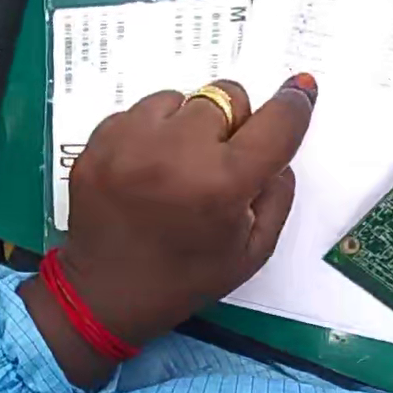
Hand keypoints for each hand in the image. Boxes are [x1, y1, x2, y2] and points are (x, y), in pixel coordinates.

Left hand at [22, 75, 318, 387]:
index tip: (296, 97)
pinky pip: (136, 114)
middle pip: (226, 96)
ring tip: (172, 169)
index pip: (276, 119)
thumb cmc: (184, 280)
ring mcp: (128, 144)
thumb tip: (280, 139)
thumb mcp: (252, 252)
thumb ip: (278, 193)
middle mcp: (175, 152)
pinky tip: (142, 172)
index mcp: (222, 183)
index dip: (293, 106)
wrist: (105, 296)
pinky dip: (147, 135)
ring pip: (178, 99)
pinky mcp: (95, 144)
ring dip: (185, 126)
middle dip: (231, 126)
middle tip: (215, 164)